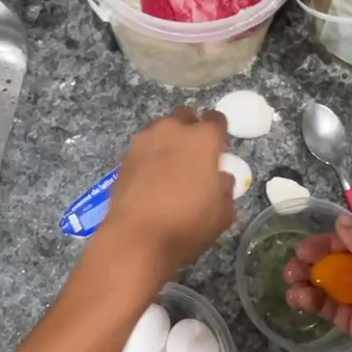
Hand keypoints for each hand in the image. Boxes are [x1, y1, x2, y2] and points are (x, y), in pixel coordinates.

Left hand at [91, 107, 235, 278]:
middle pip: (185, 116)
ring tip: (170, 165)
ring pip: (161, 128)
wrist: (136, 236)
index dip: (219, 132)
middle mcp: (173, 130)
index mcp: (203, 139)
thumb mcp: (222, 213)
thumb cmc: (187, 224)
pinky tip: (150, 177)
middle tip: (193, 153)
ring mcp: (145, 140)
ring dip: (168, 139)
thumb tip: (221, 178)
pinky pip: (143, 146)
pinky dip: (150, 155)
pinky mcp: (125, 156)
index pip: (216, 119)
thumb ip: (225, 189)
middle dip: (191, 128)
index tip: (219, 147)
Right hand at [283, 218, 351, 351]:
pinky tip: (298, 299)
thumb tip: (341, 221)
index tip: (304, 249)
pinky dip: (312, 301)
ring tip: (291, 285)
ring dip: (308, 281)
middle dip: (313, 262)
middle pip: (338, 262)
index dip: (327, 243)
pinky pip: (331, 308)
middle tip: (292, 268)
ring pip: (330, 285)